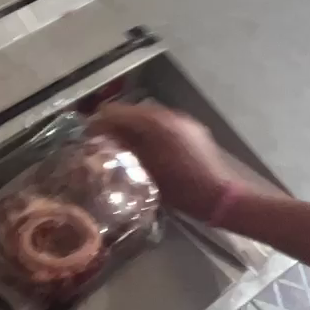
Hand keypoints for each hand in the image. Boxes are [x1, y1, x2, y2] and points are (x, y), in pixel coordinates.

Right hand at [92, 102, 253, 223]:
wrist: (222, 198)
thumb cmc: (180, 187)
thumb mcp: (142, 168)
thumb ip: (120, 146)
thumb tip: (99, 136)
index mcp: (154, 122)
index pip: (113, 111)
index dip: (96, 122)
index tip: (87, 137)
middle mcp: (168, 115)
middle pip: (128, 111)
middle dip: (113, 124)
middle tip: (102, 141)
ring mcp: (182, 121)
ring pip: (143, 116)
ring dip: (129, 127)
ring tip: (121, 145)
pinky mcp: (191, 130)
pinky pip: (159, 123)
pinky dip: (146, 130)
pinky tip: (144, 147)